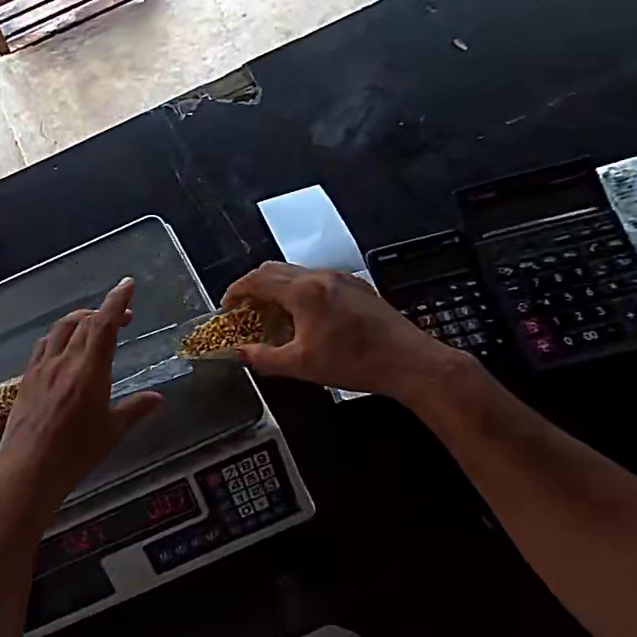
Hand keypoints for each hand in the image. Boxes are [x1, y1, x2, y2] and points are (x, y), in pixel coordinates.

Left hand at [0, 279, 163, 537]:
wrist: (27, 471)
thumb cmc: (75, 453)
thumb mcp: (112, 431)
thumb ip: (135, 409)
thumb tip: (157, 397)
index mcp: (88, 369)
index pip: (104, 324)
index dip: (117, 301)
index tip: (127, 284)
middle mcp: (63, 361)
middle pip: (82, 323)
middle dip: (103, 312)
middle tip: (122, 317)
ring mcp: (40, 369)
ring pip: (59, 330)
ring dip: (78, 321)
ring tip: (92, 327)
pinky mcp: (25, 380)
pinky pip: (43, 347)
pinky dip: (58, 338)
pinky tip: (62, 350)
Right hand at [222, 262, 468, 398]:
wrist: (409, 362)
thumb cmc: (357, 362)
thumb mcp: (301, 365)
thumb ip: (264, 358)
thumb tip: (241, 354)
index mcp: (304, 292)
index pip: (258, 280)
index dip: (236, 291)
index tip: (227, 305)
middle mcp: (321, 277)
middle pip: (275, 270)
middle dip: (254, 287)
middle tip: (244, 309)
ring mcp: (342, 279)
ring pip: (297, 274)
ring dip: (278, 289)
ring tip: (271, 315)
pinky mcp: (357, 288)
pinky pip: (318, 281)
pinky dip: (300, 292)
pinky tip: (304, 317)